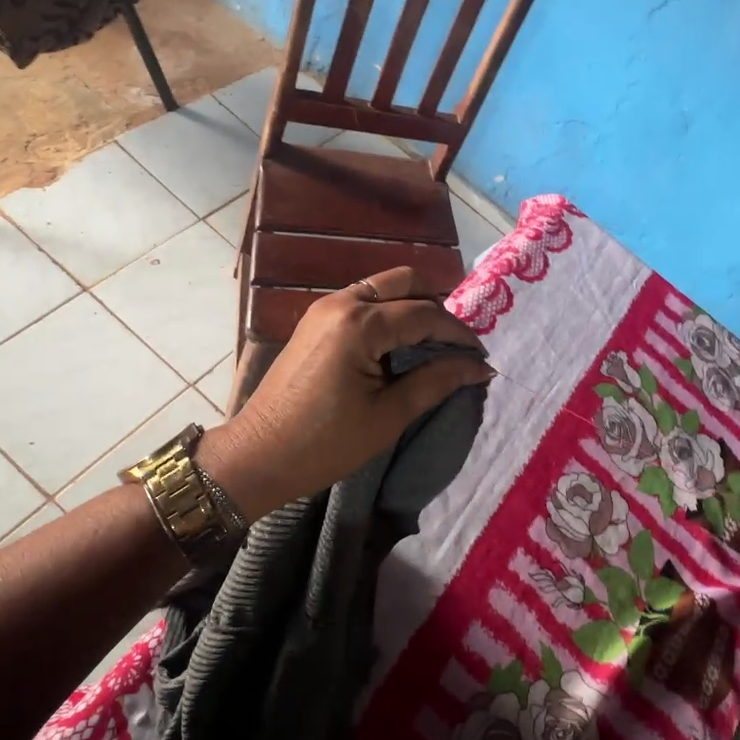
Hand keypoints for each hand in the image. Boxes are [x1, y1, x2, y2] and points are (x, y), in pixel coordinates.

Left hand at [195, 266, 491, 521]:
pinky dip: (388, 313)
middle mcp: (342, 302)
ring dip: (411, 307)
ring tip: (430, 345)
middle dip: (436, 309)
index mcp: (360, 324)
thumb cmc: (325, 444)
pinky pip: (363, 300)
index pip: (425, 314)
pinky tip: (399, 346)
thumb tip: (479, 367)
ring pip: (383, 287)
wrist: (258, 457)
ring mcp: (325, 308)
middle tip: (453, 346)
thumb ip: (436, 382)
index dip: (458, 334)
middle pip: (405, 282)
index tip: (481, 356)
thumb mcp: (388, 416)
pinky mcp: (315, 320)